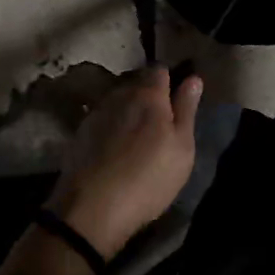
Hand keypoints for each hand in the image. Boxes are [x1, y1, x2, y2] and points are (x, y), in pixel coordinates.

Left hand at [44, 67, 201, 260]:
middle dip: (148, 93)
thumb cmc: (149, 178)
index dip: (168, 79)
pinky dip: (112, 124)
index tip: (175, 96)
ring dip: (128, 108)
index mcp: (148, 94)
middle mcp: (120, 93)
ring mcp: (97, 109)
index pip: (159, 69)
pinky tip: (116, 145)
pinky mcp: (81, 128)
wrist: (94, 205)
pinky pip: (103, 116)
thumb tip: (193, 78)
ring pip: (118, 98)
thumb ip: (186, 109)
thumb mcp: (181, 148)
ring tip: (137, 133)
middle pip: (136, 82)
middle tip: (159, 119)